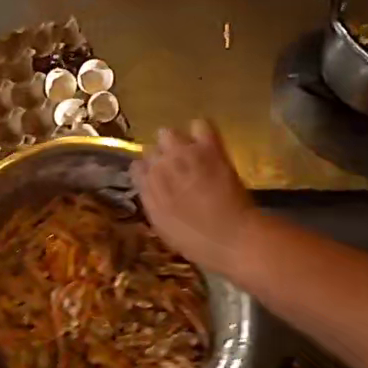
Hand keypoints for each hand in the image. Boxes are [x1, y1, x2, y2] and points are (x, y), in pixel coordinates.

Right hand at [132, 120, 261, 275]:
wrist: (231, 237)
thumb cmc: (196, 242)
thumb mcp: (163, 228)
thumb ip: (154, 202)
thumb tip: (153, 189)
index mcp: (147, 189)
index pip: (136, 167)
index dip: (148, 173)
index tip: (158, 180)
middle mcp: (159, 166)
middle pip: (151, 148)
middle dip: (161, 156)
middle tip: (177, 168)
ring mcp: (183, 153)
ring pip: (169, 133)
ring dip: (177, 141)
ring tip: (190, 153)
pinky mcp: (209, 147)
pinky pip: (199, 124)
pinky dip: (201, 131)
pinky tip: (207, 143)